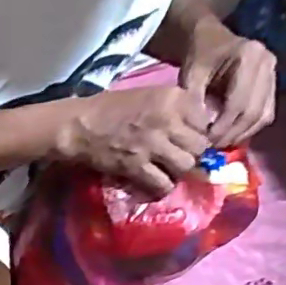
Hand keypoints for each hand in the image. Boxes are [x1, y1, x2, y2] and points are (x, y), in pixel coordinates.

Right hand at [54, 85, 214, 196]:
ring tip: (168, 173)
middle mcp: (168, 120)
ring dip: (178, 174)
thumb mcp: (149, 96)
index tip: (186, 141)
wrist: (80, 126)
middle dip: (192, 156)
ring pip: (185, 166)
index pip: (204, 121)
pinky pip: (162, 184)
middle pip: (199, 146)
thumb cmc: (110, 109)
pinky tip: (155, 186)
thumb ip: (173, 108)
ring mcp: (152, 145)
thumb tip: (191, 128)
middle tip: (178, 160)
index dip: (197, 134)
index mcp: (173, 98)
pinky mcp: (136, 166)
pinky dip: (161, 189)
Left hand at [178, 18, 276, 146]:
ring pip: (263, 116)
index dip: (223, 128)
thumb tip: (200, 133)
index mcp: (249, 57)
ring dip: (241, 135)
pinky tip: (231, 135)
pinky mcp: (271, 85)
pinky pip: (265, 114)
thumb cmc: (199, 57)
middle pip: (254, 112)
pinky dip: (248, 129)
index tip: (205, 143)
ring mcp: (272, 73)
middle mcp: (267, 63)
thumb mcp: (190, 77)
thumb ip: (193, 103)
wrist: (210, 40)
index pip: (239, 103)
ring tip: (220, 144)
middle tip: (211, 148)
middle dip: (232, 134)